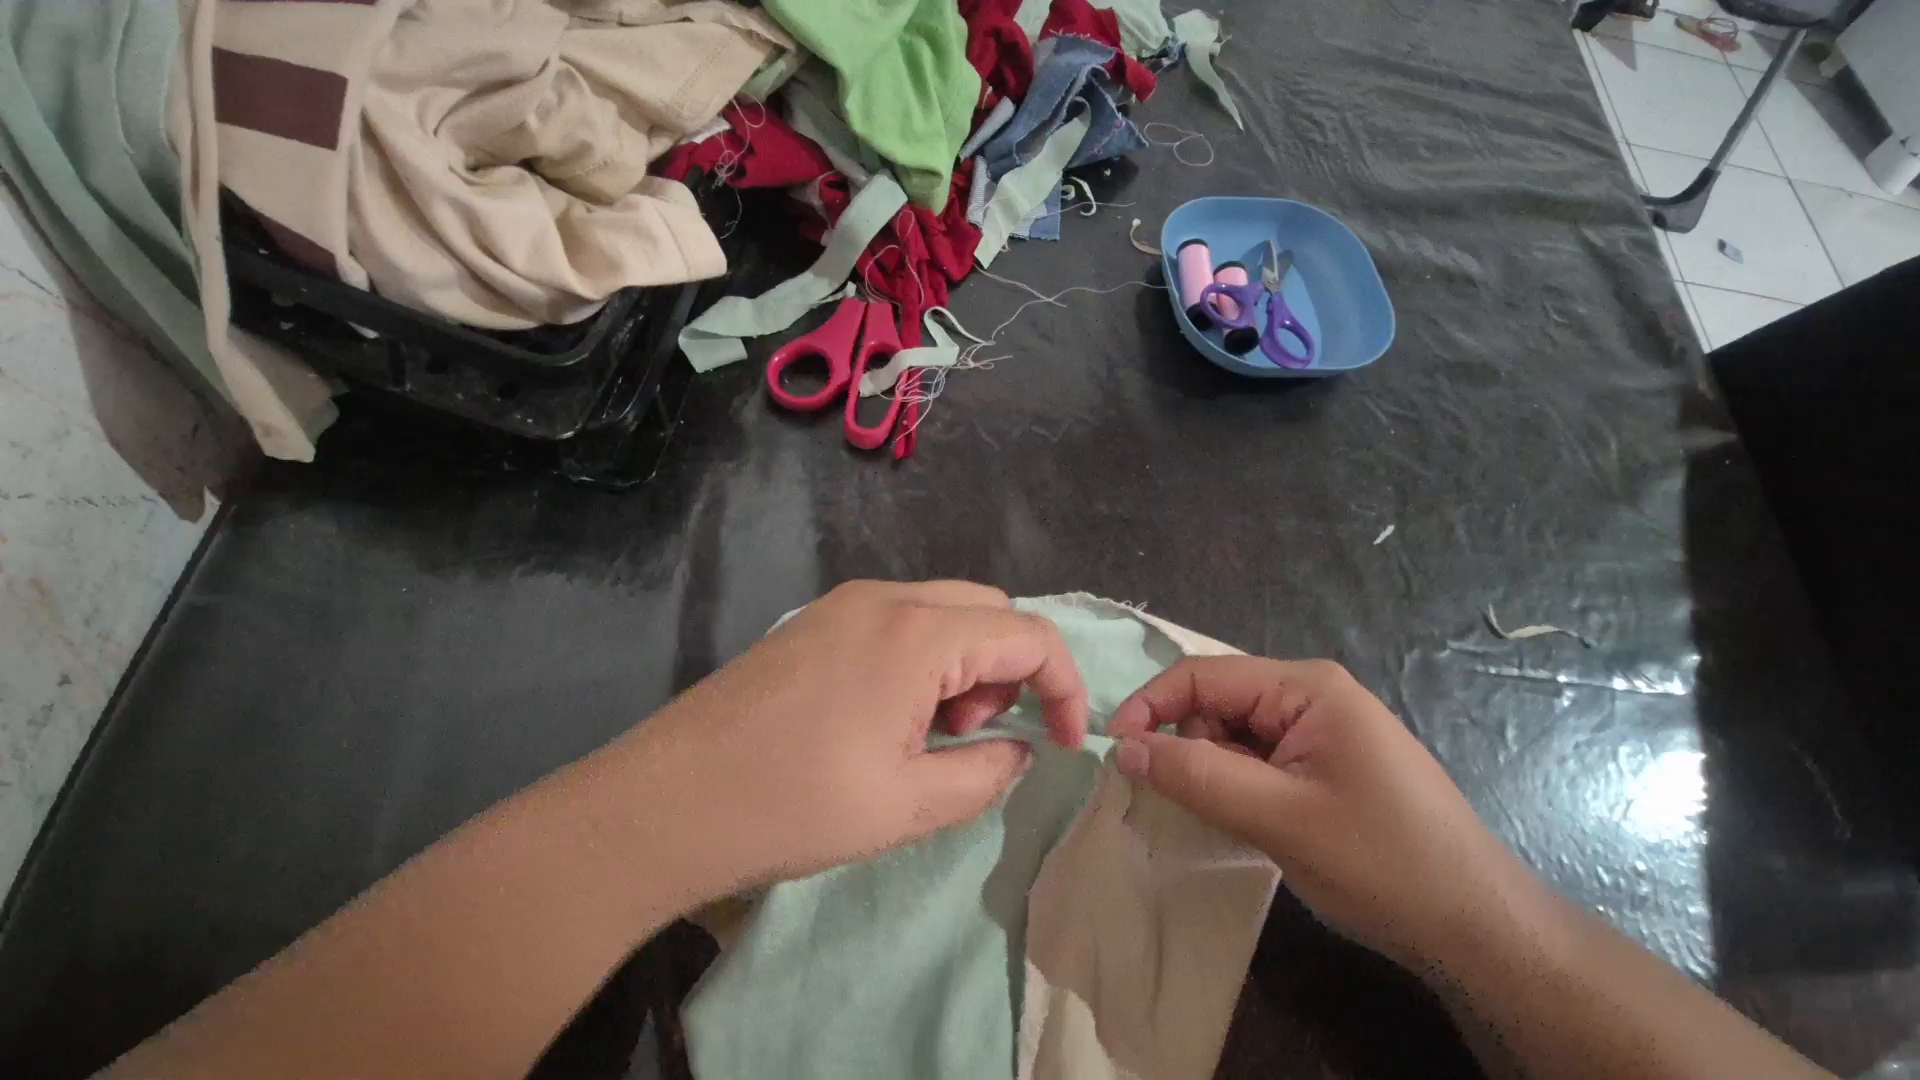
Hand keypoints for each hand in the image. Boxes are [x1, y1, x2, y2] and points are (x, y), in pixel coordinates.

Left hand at [619, 580, 1088, 896]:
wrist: (665, 802)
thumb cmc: (794, 806)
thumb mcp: (909, 805)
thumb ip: (987, 773)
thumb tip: (1020, 750)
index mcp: (917, 633)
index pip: (1029, 635)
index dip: (1065, 687)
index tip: (1065, 745)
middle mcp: (884, 597)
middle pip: (988, 610)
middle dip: (1011, 671)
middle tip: (978, 739)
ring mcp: (842, 604)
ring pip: (943, 612)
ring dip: (966, 666)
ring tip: (929, 738)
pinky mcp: (814, 623)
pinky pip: (898, 622)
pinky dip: (924, 661)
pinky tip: (887, 720)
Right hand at [1108, 656, 1548, 970]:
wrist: (1479, 928)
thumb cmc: (1382, 862)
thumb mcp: (1280, 818)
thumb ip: (1198, 775)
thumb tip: (1123, 748)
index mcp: (1306, 687)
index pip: (1203, 676)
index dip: (1151, 706)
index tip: (1115, 754)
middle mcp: (1311, 696)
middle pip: (1217, 703)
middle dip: (1187, 745)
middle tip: (1186, 802)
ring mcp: (1321, 731)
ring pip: (1233, 735)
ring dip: (1212, 770)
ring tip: (1229, 820)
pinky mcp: (1325, 765)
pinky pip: (1257, 760)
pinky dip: (1236, 786)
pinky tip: (1248, 822)